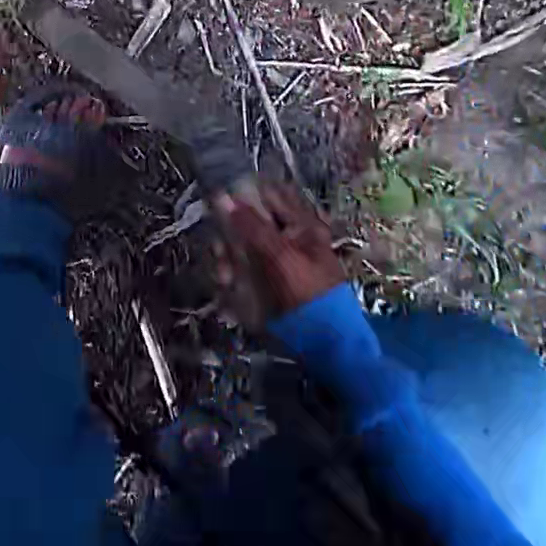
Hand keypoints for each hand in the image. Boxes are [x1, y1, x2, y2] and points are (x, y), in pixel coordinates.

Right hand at [211, 180, 346, 325]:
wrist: (327, 350)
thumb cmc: (308, 297)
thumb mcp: (279, 257)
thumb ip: (250, 225)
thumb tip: (221, 196)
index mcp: (302, 226)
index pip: (269, 195)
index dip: (243, 195)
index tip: (218, 203)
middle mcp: (289, 240)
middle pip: (249, 222)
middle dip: (229, 235)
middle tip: (220, 253)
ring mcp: (277, 263)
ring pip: (241, 246)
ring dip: (227, 259)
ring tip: (224, 278)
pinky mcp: (267, 285)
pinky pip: (241, 271)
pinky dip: (231, 277)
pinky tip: (227, 290)